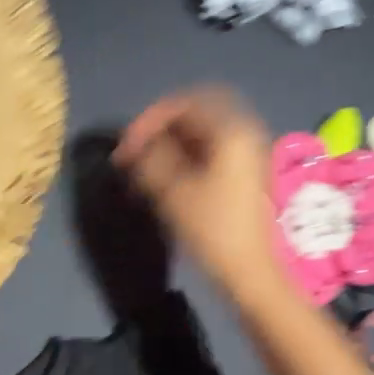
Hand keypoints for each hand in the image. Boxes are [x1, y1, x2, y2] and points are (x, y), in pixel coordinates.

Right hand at [114, 87, 279, 297]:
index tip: (126, 144)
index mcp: (231, 130)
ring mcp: (245, 155)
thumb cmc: (212, 230)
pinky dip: (184, 158)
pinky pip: (209, 152)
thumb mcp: (174, 192)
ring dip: (171, 145)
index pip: (185, 104)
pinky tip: (165, 178)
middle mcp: (243, 134)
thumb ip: (150, 161)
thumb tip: (132, 146)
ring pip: (202, 135)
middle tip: (134, 150)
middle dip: (160, 129)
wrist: (247, 271)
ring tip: (144, 166)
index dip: (150, 119)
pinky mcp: (242, 176)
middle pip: (196, 115)